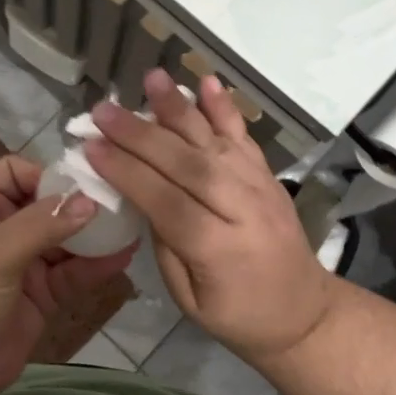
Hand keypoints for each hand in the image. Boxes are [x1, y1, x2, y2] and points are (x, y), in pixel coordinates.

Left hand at [0, 155, 135, 394]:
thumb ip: (43, 225)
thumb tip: (91, 201)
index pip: (15, 172)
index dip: (45, 172)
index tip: (84, 179)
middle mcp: (4, 232)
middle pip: (48, 205)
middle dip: (82, 203)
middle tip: (125, 199)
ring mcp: (24, 267)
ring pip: (66, 241)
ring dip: (95, 235)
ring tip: (133, 226)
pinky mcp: (41, 299)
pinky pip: (73, 275)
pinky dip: (96, 266)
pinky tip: (124, 256)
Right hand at [84, 69, 338, 360]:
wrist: (304, 313)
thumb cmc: (238, 316)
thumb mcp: (189, 299)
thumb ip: (165, 245)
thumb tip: (140, 196)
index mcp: (219, 249)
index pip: (165, 201)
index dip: (127, 172)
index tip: (91, 147)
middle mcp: (242, 209)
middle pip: (187, 163)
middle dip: (140, 134)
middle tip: (103, 110)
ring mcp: (260, 187)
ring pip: (213, 141)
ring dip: (179, 107)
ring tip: (151, 78)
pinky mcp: (268, 176)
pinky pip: (244, 137)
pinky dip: (224, 108)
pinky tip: (207, 82)